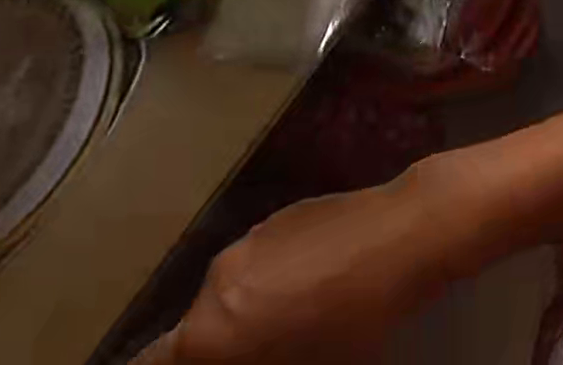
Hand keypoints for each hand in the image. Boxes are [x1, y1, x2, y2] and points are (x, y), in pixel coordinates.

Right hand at [135, 179, 440, 364]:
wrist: (407, 231)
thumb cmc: (358, 318)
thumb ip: (254, 361)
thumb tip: (247, 350)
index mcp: (208, 332)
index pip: (155, 364)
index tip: (225, 360)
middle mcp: (217, 279)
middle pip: (199, 328)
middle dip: (224, 345)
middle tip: (270, 349)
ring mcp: (252, 238)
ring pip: (234, 290)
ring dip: (250, 309)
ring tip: (299, 318)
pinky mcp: (285, 213)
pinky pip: (263, 259)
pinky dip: (274, 277)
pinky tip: (319, 281)